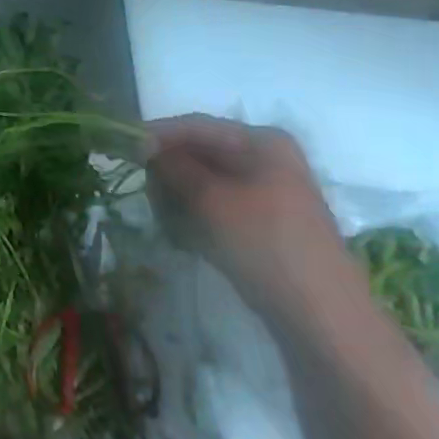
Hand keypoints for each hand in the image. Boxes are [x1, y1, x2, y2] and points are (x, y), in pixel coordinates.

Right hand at [146, 114, 360, 323]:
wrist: (319, 312)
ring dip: (178, 199)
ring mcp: (264, 192)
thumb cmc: (265, 244)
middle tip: (147, 199)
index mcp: (262, 142)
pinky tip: (184, 239)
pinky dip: (194, 218)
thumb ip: (174, 167)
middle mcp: (265, 159)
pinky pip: (214, 207)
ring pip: (203, 183)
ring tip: (168, 225)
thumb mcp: (212, 200)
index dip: (155, 135)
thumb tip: (143, 144)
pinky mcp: (260, 222)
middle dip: (168, 173)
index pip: (196, 126)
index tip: (118, 149)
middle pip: (198, 153)